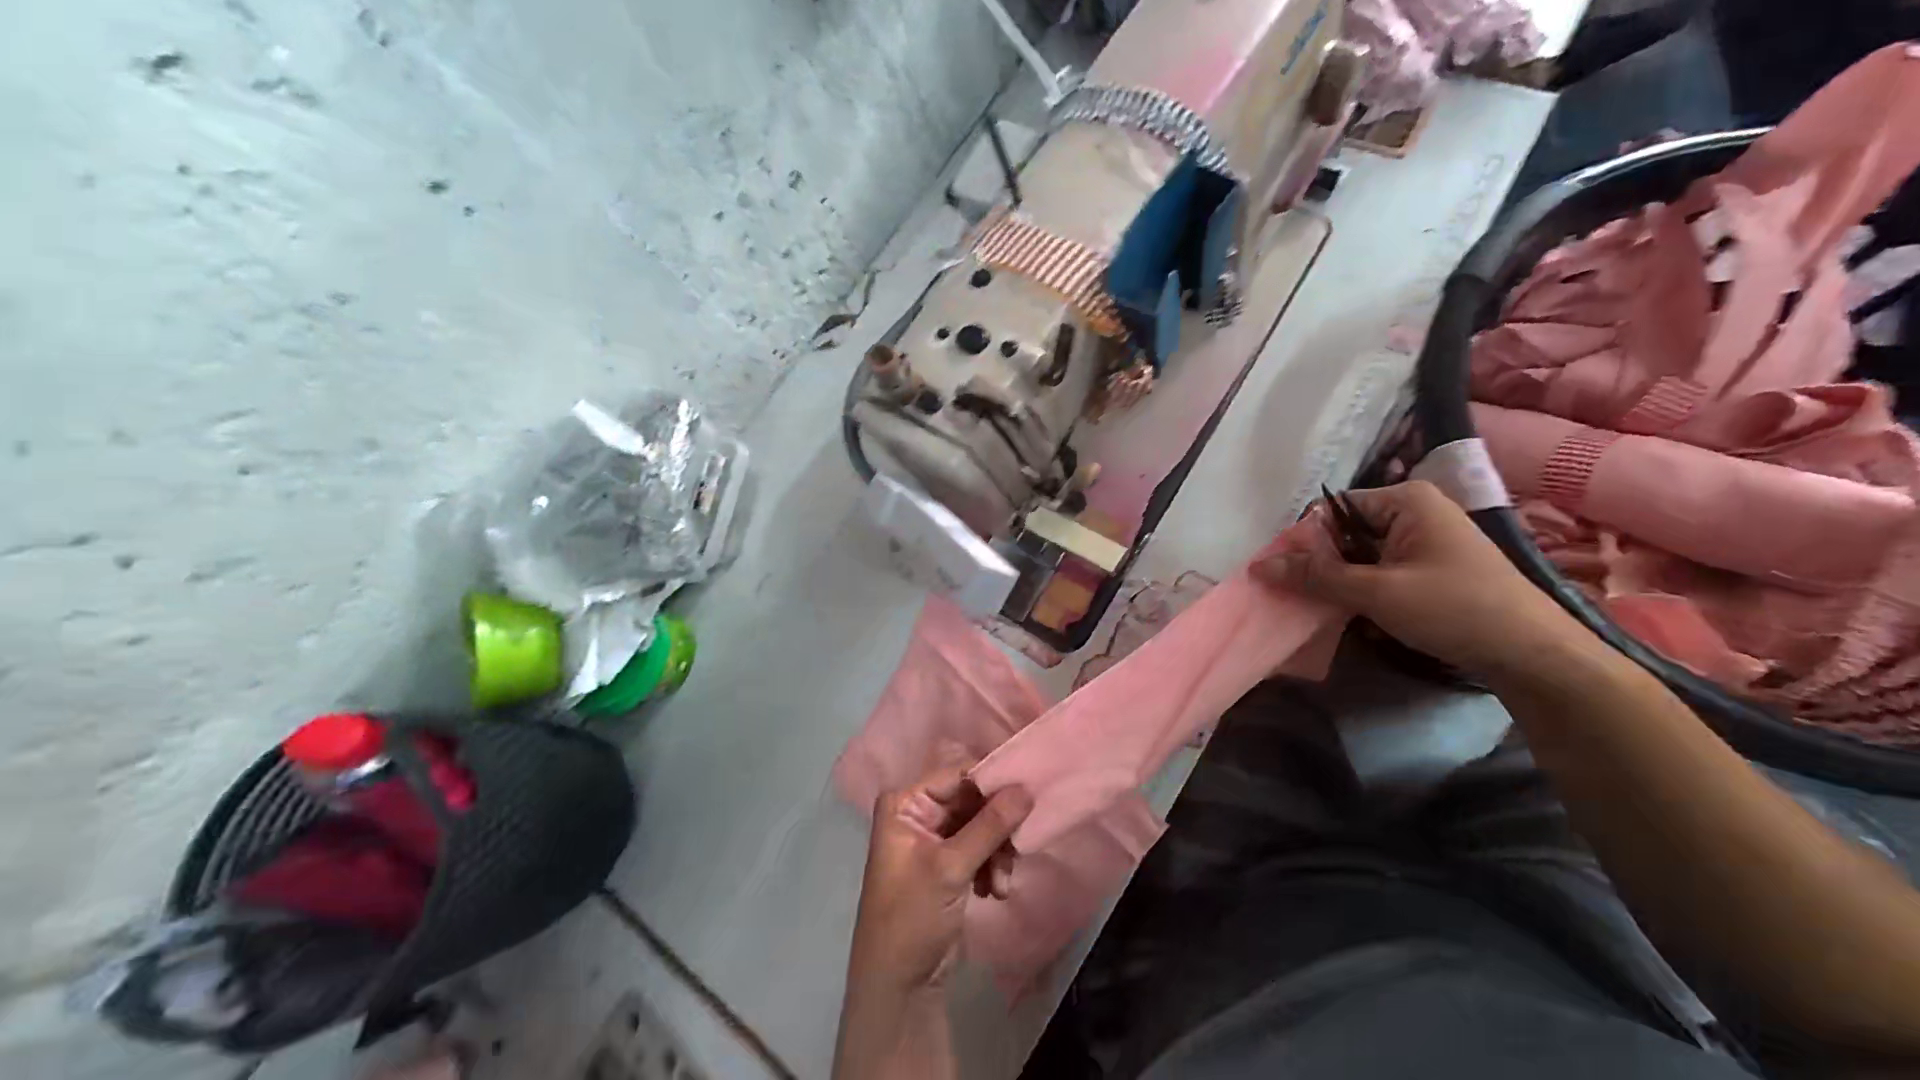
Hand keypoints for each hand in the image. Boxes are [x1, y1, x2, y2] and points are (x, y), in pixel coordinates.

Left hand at [847, 763, 1032, 995]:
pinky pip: (982, 849)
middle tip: (1017, 847)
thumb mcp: (949, 868)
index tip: (1027, 793)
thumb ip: (989, 826)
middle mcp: (918, 814)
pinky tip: (994, 892)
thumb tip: (1026, 787)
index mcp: (905, 803)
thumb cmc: (911, 917)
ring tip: (1001, 882)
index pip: (957, 775)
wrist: (900, 985)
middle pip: (973, 801)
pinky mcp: (950, 865)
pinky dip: (993, 867)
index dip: (992, 782)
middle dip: (998, 826)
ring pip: (983, 826)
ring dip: (998, 852)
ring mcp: (935, 840)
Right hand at [1253, 480, 1586, 678]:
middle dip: (1320, 563)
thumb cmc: (1453, 608)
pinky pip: (1380, 570)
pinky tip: (1349, 612)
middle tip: (1294, 593)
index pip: (1331, 510)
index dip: (1303, 540)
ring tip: (1317, 605)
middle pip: (1344, 532)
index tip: (1280, 572)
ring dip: (1339, 580)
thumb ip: (1315, 576)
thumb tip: (1258, 565)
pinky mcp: (1431, 569)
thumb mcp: (1376, 591)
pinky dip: (1361, 589)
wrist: (1532, 653)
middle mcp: (1415, 511)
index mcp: (1405, 500)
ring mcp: (1425, 541)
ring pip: (1360, 555)